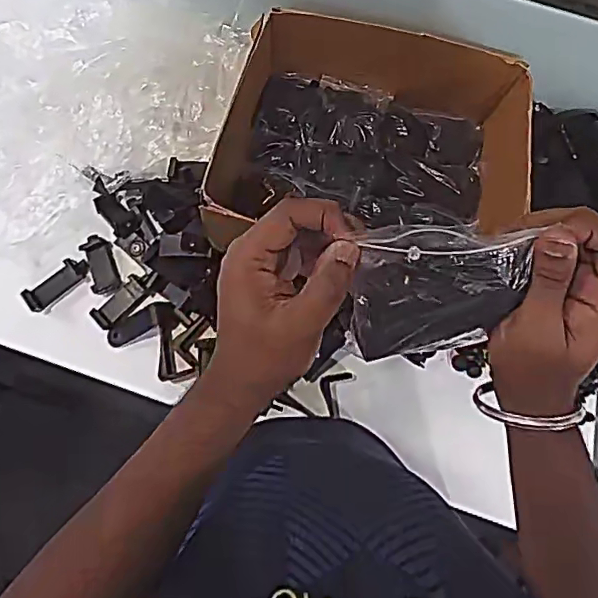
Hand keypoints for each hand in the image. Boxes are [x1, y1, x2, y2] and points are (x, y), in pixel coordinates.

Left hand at [200, 198, 359, 411]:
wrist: (242, 384)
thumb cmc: (258, 361)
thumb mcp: (302, 323)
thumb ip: (328, 283)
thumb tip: (348, 250)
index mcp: (248, 257)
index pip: (289, 212)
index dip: (324, 216)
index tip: (347, 235)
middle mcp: (250, 253)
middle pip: (297, 218)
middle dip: (330, 228)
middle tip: (354, 247)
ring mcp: (261, 262)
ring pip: (302, 233)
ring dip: (328, 243)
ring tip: (348, 262)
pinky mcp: (272, 273)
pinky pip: (301, 251)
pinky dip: (322, 258)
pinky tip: (335, 274)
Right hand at [486, 208, 597, 417]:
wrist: (527, 394)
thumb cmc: (534, 375)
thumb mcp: (536, 328)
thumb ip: (549, 280)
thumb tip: (558, 237)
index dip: (593, 228)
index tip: (556, 233)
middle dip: (562, 224)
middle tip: (530, 237)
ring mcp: (585, 280)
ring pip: (578, 231)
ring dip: (546, 230)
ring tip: (519, 244)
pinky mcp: (566, 276)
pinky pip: (559, 242)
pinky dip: (537, 239)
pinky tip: (518, 251)